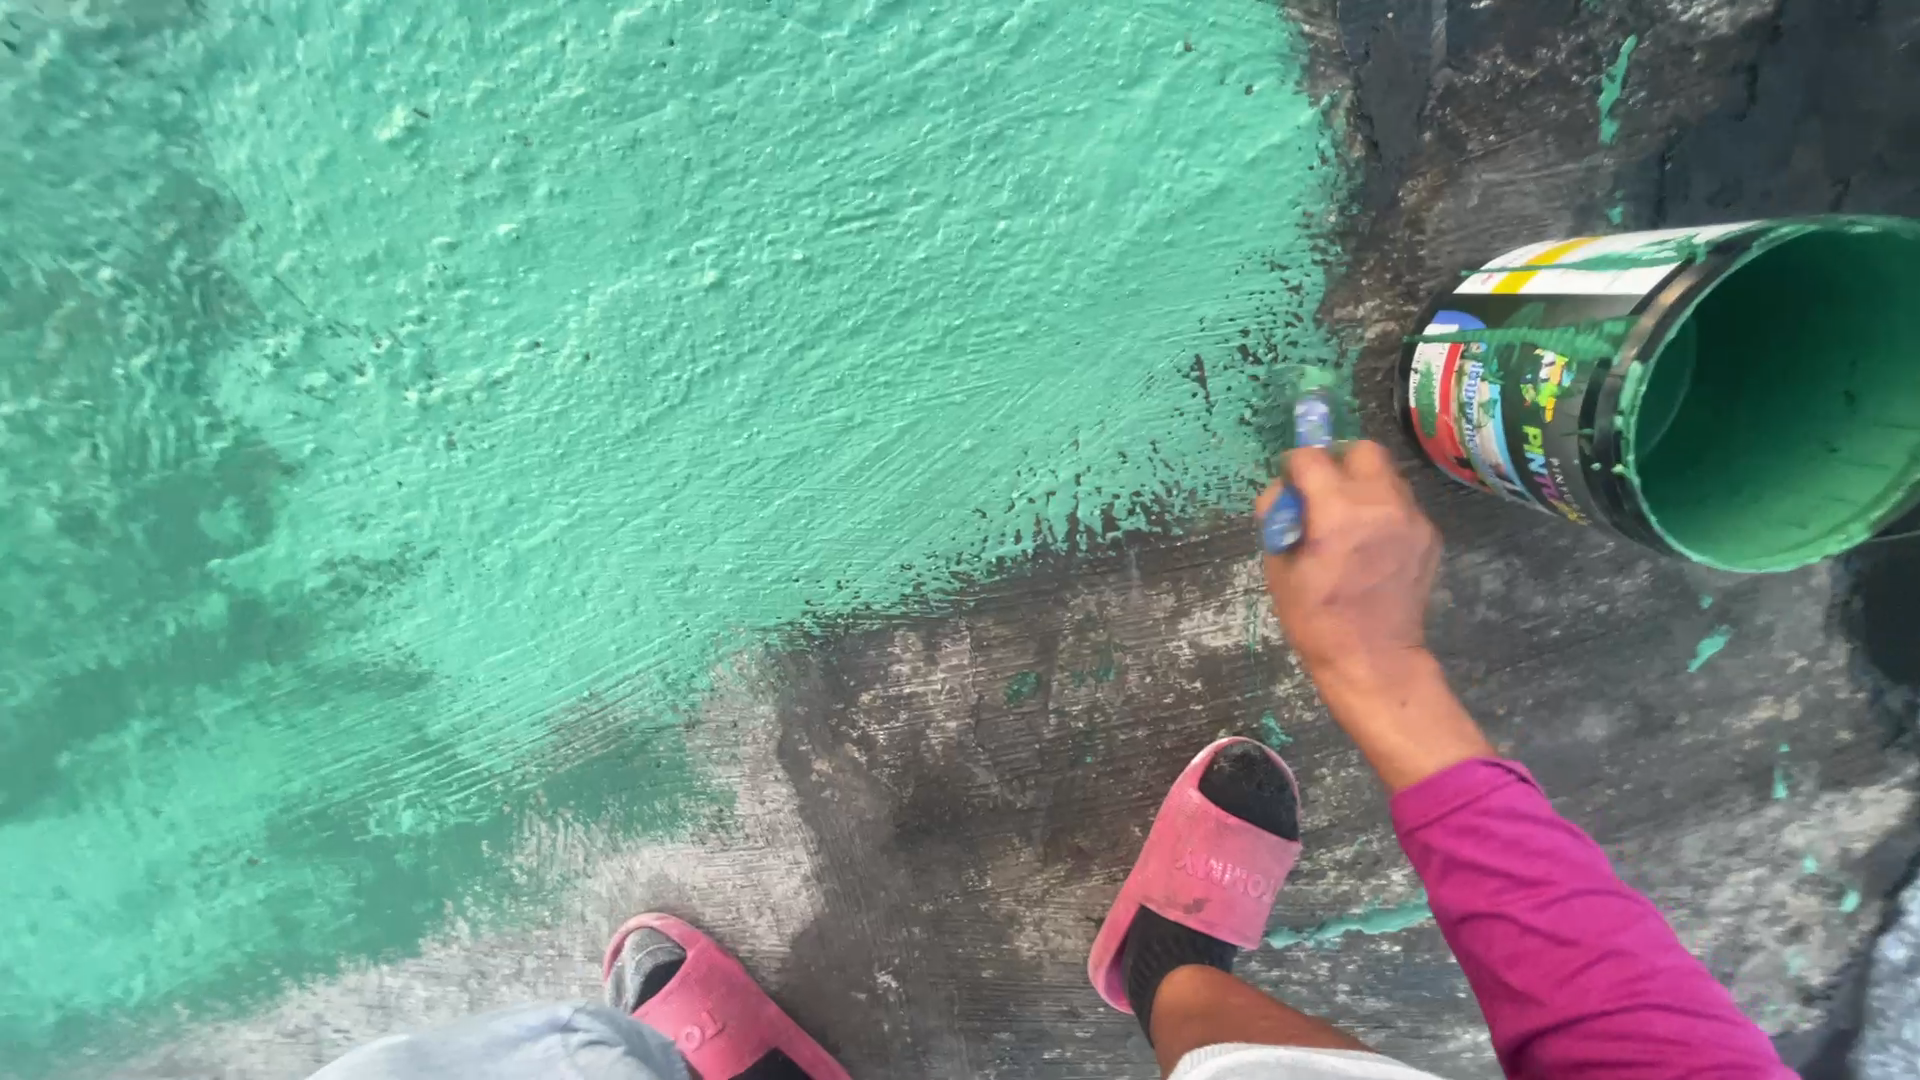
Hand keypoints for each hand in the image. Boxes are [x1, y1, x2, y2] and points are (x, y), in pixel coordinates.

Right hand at [1254, 441, 1490, 789]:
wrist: (1372, 657)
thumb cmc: (1314, 617)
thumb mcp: (1277, 567)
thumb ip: (1278, 519)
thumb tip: (1285, 492)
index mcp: (1336, 514)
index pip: (1312, 458)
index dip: (1294, 465)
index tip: (1289, 482)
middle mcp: (1380, 505)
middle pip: (1362, 451)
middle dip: (1336, 462)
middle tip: (1321, 490)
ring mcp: (1412, 519)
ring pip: (1386, 474)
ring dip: (1360, 484)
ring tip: (1346, 519)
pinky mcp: (1429, 534)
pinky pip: (1400, 503)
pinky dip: (1380, 509)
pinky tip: (1369, 542)